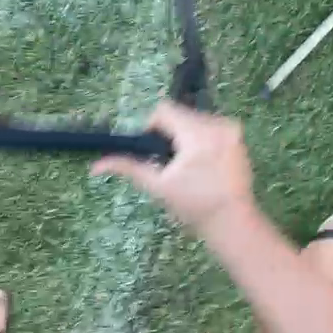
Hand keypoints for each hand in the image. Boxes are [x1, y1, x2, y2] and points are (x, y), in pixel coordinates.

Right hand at [91, 101, 255, 233]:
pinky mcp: (238, 137)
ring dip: (185, 136)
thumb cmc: (193, 206)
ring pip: (193, 119)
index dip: (153, 127)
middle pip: (179, 114)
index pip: (164, 110)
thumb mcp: (158, 186)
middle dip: (170, 134)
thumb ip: (128, 168)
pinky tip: (204, 164)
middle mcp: (218, 125)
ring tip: (190, 166)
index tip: (155, 151)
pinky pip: (210, 126)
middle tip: (172, 164)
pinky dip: (201, 139)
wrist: (232, 222)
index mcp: (197, 135)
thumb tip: (95, 166)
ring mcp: (231, 130)